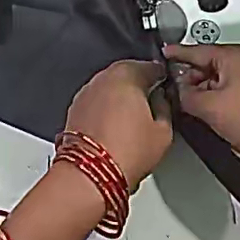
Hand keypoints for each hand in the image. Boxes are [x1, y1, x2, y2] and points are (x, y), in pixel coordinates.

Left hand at [64, 61, 174, 187]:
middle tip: (151, 97)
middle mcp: (103, 79)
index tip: (165, 82)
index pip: (149, 66)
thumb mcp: (163, 132)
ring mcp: (86, 93)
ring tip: (133, 114)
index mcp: (127, 76)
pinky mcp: (75, 108)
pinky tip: (114, 123)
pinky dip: (105, 106)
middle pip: (126, 72)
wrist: (90, 172)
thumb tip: (161, 101)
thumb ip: (164, 108)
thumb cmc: (125, 152)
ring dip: (120, 94)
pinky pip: (96, 100)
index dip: (160, 75)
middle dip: (139, 82)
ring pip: (108, 85)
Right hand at [168, 43, 239, 172]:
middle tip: (175, 92)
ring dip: (203, 95)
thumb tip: (177, 93)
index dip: (176, 54)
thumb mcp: (208, 107)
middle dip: (189, 80)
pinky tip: (213, 119)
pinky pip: (229, 97)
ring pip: (217, 84)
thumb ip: (184, 96)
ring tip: (194, 110)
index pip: (196, 49)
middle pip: (206, 66)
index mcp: (235, 55)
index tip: (164, 54)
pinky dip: (217, 105)